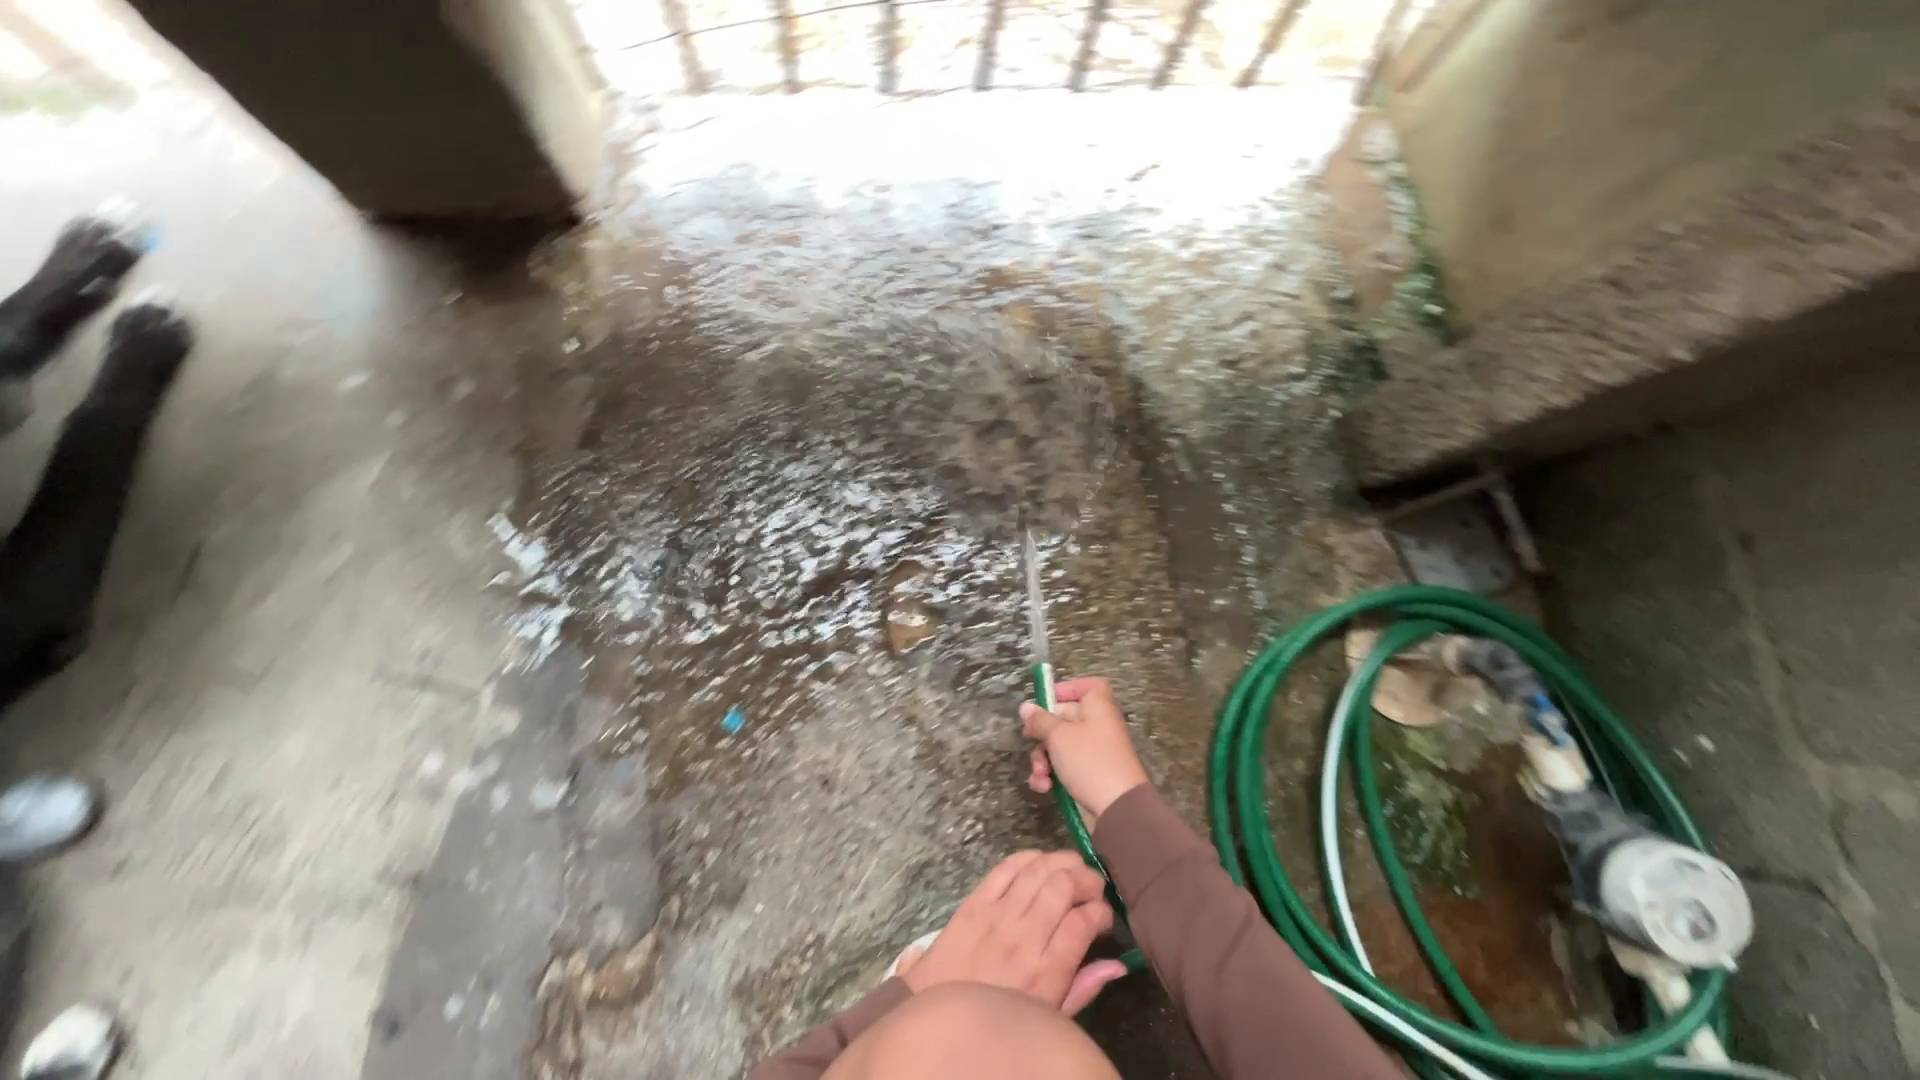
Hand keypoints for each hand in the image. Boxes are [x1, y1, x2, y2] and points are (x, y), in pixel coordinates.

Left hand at [898, 851, 1128, 1013]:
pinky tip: (1041, 861)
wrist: (936, 1010)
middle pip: (1063, 887)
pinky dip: (1028, 857)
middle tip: (1093, 885)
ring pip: (1037, 871)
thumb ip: (1085, 987)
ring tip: (1073, 867)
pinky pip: (1006, 867)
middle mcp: (1023, 937)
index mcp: (1046, 971)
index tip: (1103, 916)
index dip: (1101, 911)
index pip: (1083, 922)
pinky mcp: (974, 901)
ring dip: (1062, 861)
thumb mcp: (1049, 1016)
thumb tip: (1119, 963)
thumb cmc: (999, 1016)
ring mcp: (997, 915)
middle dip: (1087, 879)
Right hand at [1020, 677, 1149, 827]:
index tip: (1046, 699)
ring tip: (1040, 773)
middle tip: (1029, 740)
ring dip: (1043, 758)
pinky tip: (1045, 787)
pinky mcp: (1089, 774)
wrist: (1118, 808)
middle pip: (1065, 717)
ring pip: (1060, 745)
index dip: (1068, 688)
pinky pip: (1065, 766)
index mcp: (1098, 707)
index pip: (1088, 686)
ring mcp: (1094, 752)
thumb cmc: (1089, 761)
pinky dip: (1052, 775)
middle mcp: (1097, 726)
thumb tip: (1026, 707)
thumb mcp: (1059, 736)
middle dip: (1043, 732)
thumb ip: (1040, 720)